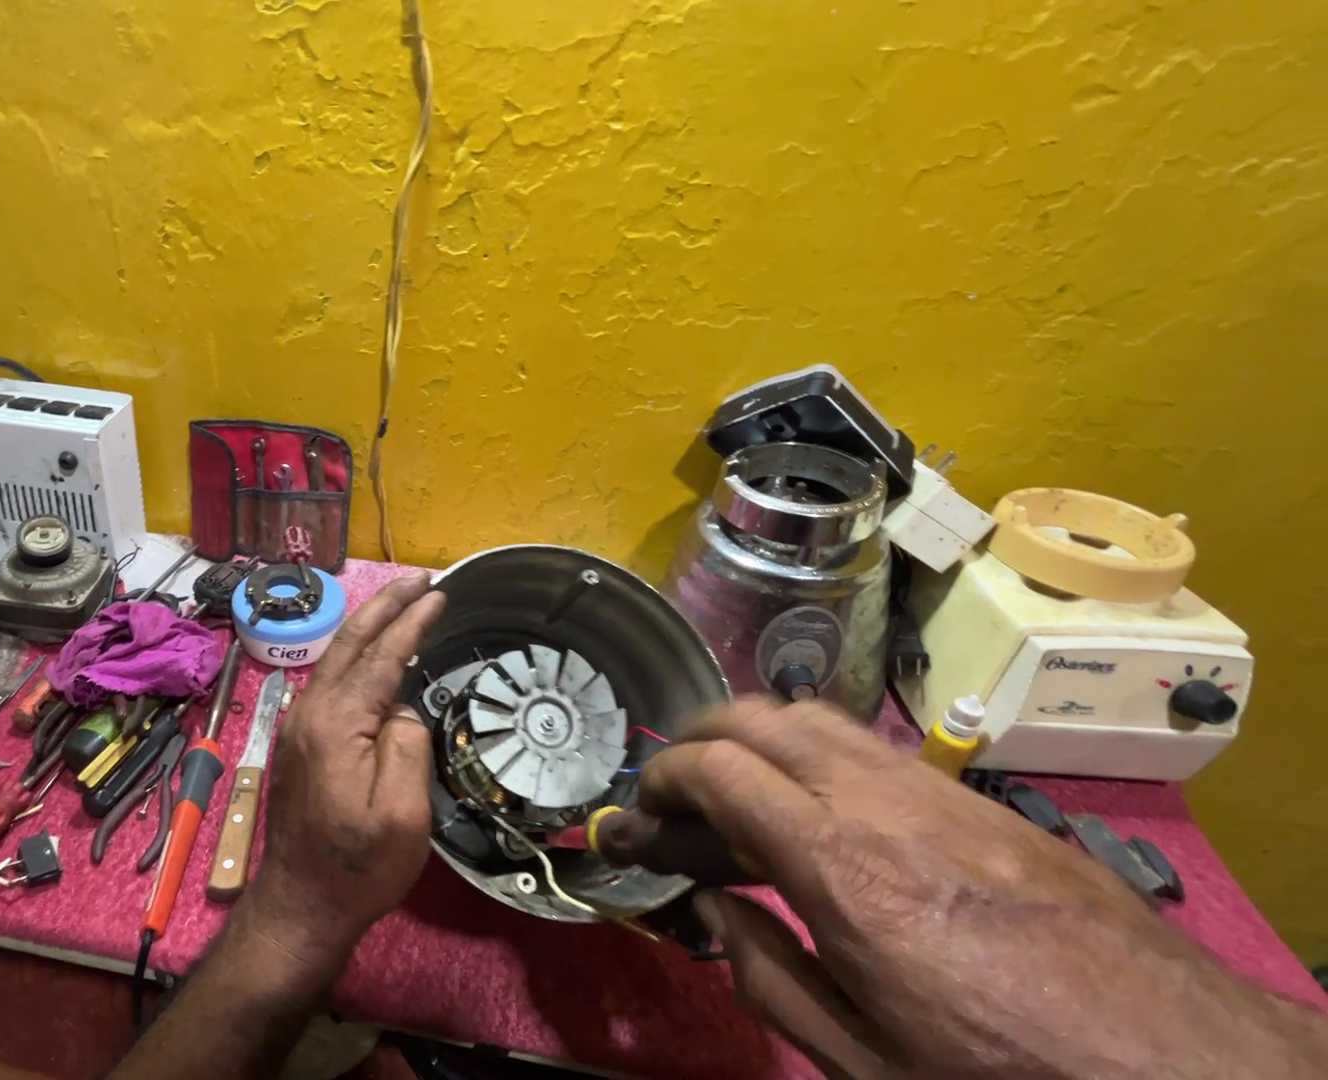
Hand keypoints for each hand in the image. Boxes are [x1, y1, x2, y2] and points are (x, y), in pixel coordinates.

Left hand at [240, 571, 445, 969]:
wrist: (301, 905)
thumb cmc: (358, 866)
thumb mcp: (402, 812)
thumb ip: (407, 744)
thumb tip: (402, 708)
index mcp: (336, 723)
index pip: (381, 656)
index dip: (412, 622)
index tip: (440, 594)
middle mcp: (310, 712)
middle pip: (349, 642)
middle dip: (386, 605)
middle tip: (420, 580)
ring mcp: (298, 725)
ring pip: (336, 658)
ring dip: (370, 626)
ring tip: (403, 605)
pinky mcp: (298, 741)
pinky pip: (331, 682)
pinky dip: (357, 656)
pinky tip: (375, 655)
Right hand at [635, 698, 1327, 1079]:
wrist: (1188, 1067)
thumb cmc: (1004, 1074)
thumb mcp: (864, 1059)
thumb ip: (765, 973)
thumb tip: (708, 910)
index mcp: (835, 866)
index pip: (718, 771)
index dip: (664, 778)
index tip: (644, 811)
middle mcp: (872, 800)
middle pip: (756, 718)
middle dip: (695, 736)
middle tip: (673, 784)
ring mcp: (924, 787)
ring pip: (809, 715)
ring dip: (750, 732)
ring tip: (732, 778)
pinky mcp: (966, 794)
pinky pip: (861, 741)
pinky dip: (806, 748)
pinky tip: (812, 800)